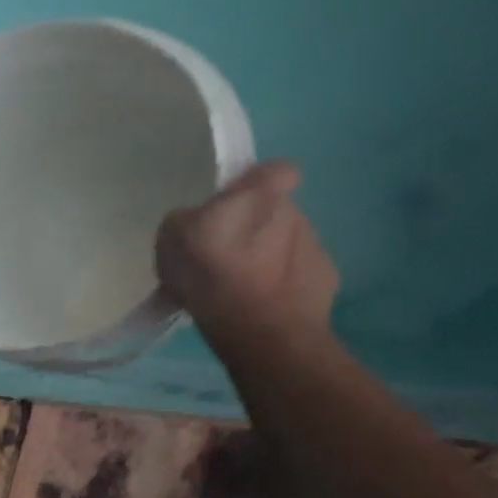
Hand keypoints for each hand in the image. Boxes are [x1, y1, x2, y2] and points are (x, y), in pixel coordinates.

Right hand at [156, 160, 339, 347]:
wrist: (261, 327)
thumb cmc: (211, 272)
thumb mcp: (172, 236)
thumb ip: (190, 217)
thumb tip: (200, 219)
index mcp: (261, 197)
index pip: (276, 169)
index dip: (257, 180)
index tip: (234, 199)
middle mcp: (296, 214)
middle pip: (276, 210)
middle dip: (254, 224)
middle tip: (221, 250)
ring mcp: (317, 248)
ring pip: (286, 242)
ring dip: (265, 255)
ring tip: (234, 282)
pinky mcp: (325, 281)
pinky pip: (296, 273)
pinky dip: (278, 282)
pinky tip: (254, 302)